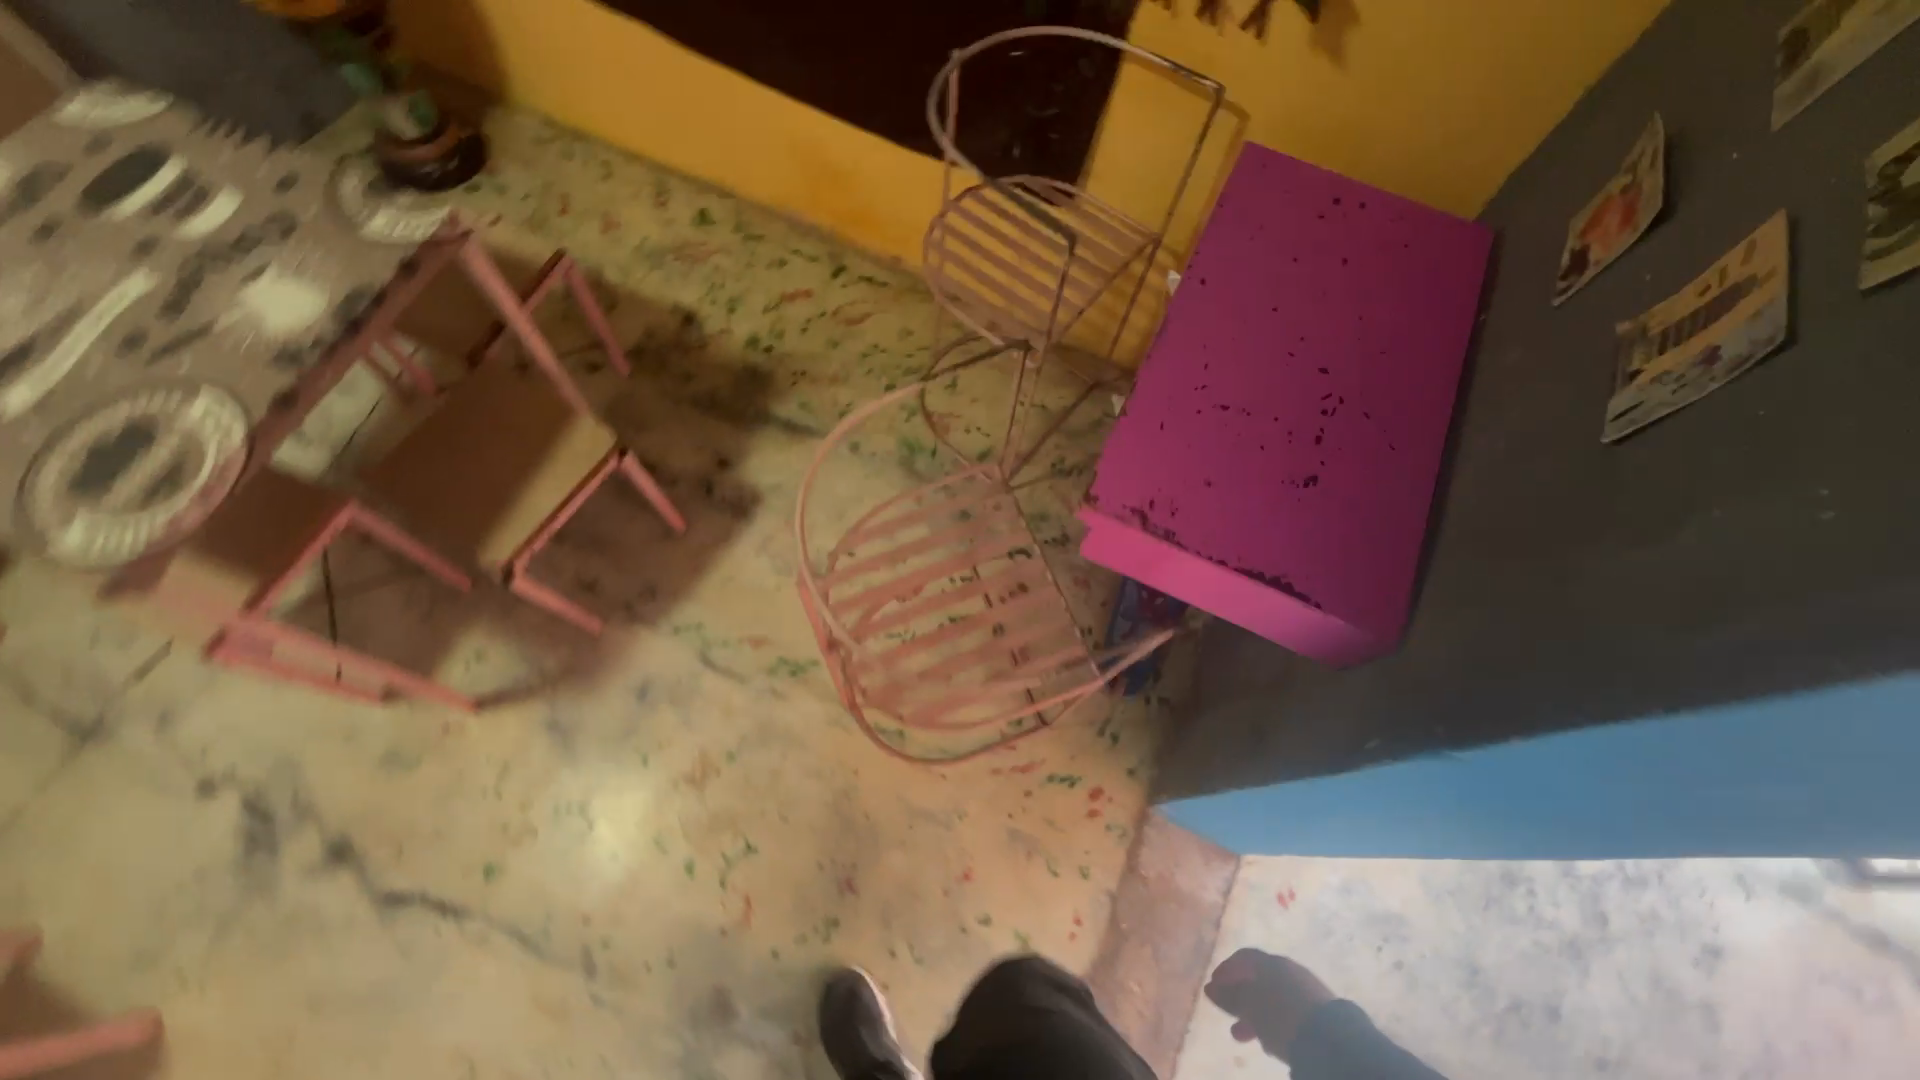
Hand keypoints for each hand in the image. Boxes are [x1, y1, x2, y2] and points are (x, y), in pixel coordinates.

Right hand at [1203, 949, 1336, 1061]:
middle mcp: (1289, 970)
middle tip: (1229, 1014)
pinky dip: (1274, 1020)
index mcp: (1271, 962)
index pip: (1244, 957)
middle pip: (1259, 978)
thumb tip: (1211, 988)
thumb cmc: (1281, 1015)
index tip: (1214, 986)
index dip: (1227, 969)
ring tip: (1245, 1035)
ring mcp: (1307, 989)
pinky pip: (1289, 1010)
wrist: (1330, 1039)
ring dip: (1257, 1013)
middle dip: (1241, 997)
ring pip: (1274, 997)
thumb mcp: (1250, 1006)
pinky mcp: (1320, 1010)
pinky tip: (1271, 1038)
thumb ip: (1230, 997)